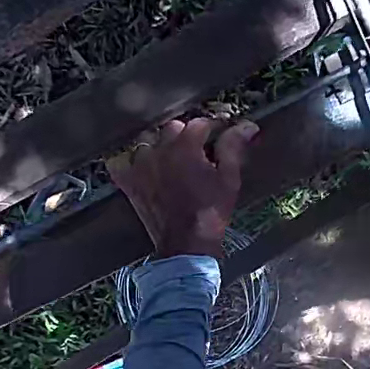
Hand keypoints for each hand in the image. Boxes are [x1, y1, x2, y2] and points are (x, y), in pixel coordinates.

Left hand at [106, 118, 257, 258]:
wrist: (187, 245)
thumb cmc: (211, 211)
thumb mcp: (229, 178)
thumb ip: (233, 148)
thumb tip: (247, 126)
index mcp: (185, 146)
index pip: (200, 123)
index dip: (214, 127)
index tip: (221, 133)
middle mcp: (159, 150)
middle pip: (173, 128)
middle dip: (188, 135)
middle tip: (200, 149)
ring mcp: (140, 165)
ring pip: (148, 140)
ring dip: (161, 144)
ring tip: (173, 157)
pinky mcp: (129, 182)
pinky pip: (122, 161)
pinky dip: (131, 161)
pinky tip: (144, 166)